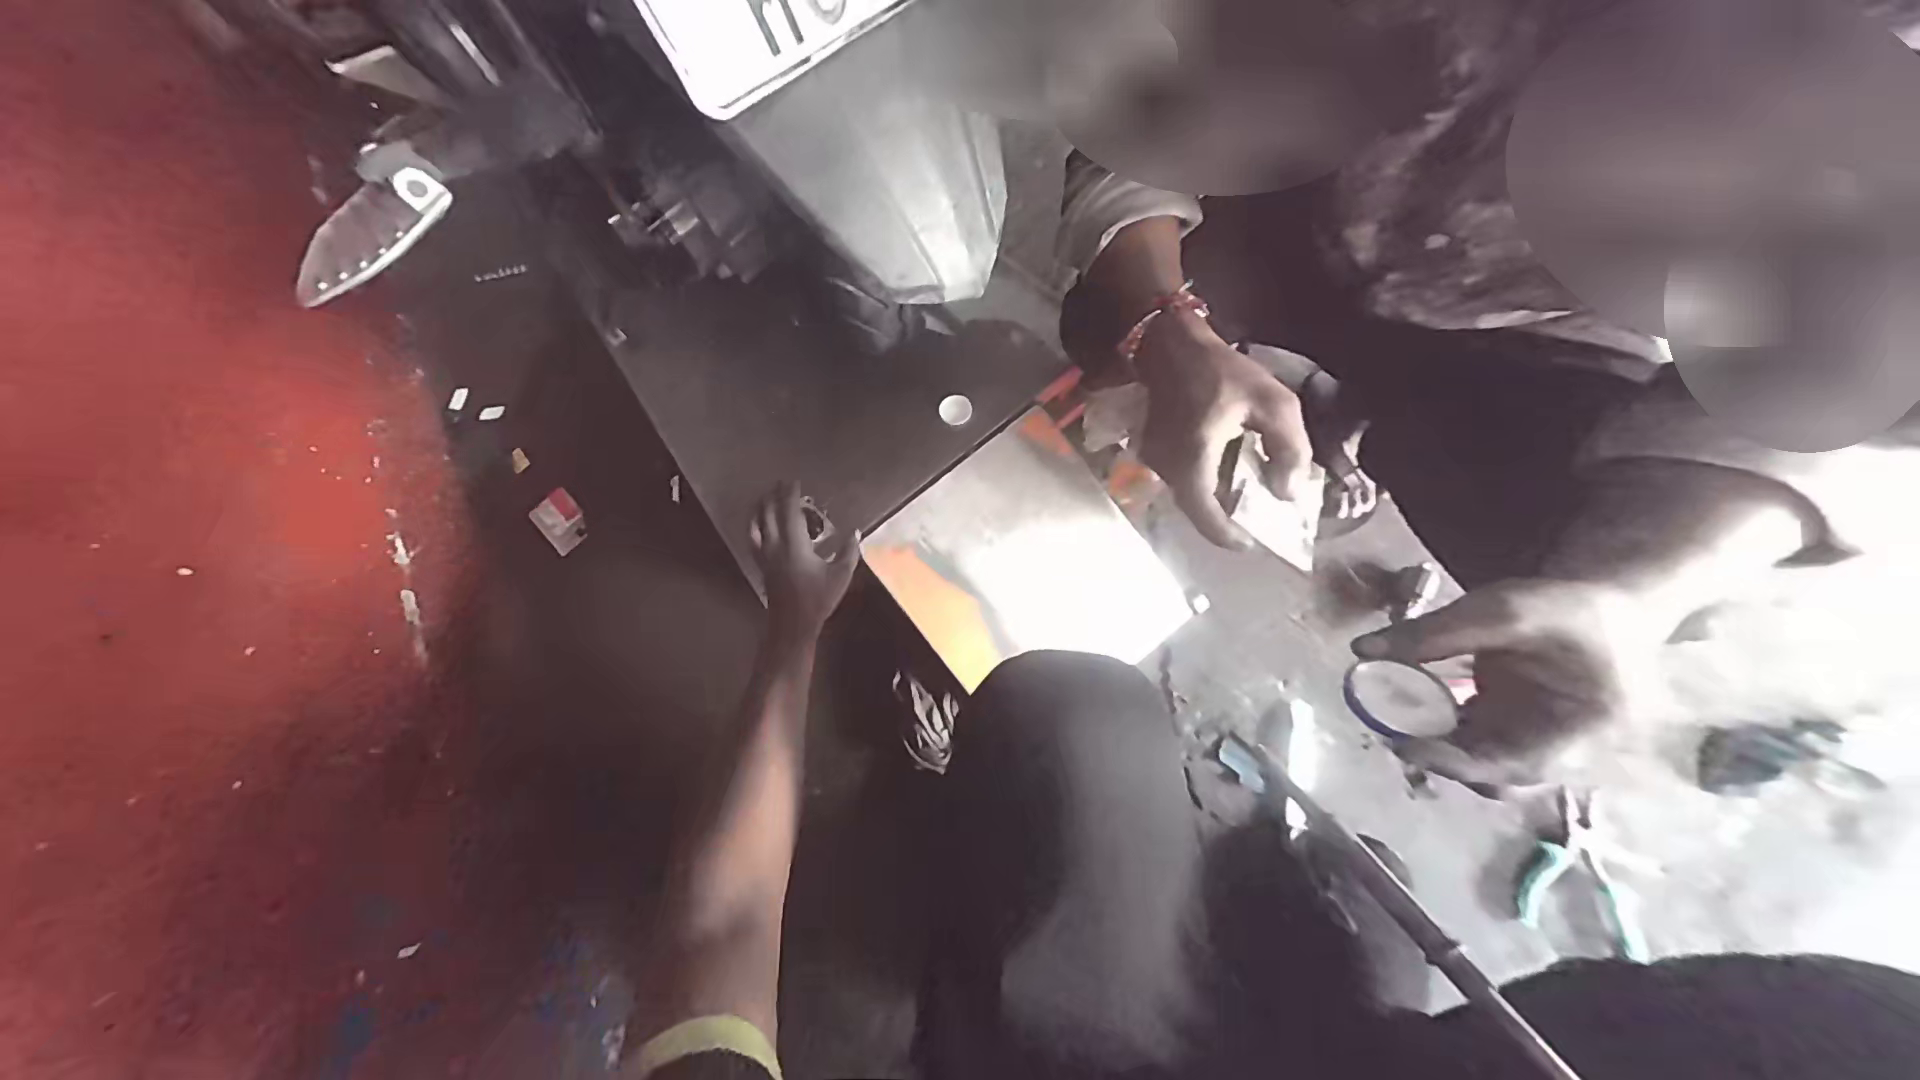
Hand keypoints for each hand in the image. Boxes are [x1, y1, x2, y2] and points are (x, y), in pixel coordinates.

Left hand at [749, 482, 860, 641]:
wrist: (792, 624)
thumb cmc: (818, 599)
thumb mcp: (840, 575)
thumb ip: (849, 551)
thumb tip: (855, 532)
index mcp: (794, 545)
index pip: (788, 511)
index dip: (790, 494)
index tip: (794, 482)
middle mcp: (775, 546)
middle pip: (768, 513)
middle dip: (774, 496)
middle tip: (780, 484)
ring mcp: (765, 555)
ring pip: (757, 523)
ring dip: (761, 507)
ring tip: (765, 497)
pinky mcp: (761, 564)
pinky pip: (753, 538)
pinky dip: (754, 525)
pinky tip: (757, 524)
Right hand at [1134, 309, 1315, 548]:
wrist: (1171, 348)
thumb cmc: (1222, 372)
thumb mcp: (1273, 403)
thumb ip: (1288, 450)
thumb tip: (1287, 493)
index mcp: (1194, 460)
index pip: (1205, 516)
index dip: (1227, 537)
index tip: (1251, 545)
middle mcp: (1167, 468)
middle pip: (1194, 511)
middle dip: (1222, 524)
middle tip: (1251, 527)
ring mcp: (1155, 462)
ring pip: (1185, 498)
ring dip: (1211, 506)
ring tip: (1241, 505)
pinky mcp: (1153, 453)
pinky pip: (1179, 481)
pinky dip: (1201, 488)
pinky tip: (1223, 477)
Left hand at [1350, 579, 1667, 787]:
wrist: (1603, 607)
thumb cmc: (1564, 609)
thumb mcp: (1500, 609)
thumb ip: (1432, 632)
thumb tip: (1361, 649)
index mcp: (1584, 729)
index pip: (1513, 765)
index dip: (1452, 762)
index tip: (1400, 744)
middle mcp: (1567, 752)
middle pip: (1494, 776)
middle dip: (1436, 757)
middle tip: (1386, 726)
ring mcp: (1539, 745)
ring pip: (1478, 764)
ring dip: (1432, 744)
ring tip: (1388, 714)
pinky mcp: (1515, 732)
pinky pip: (1471, 744)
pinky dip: (1436, 730)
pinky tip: (1405, 706)